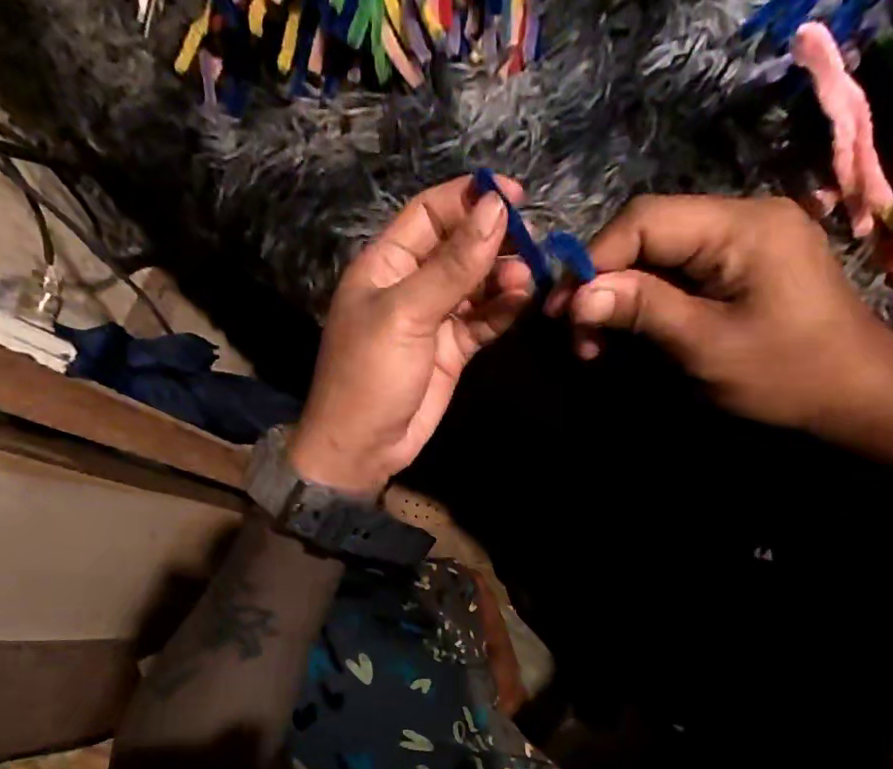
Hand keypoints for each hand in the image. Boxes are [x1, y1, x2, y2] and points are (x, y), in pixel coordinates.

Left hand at [290, 174, 533, 495]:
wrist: (362, 448)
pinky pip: (483, 319)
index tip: (514, 196)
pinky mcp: (452, 349)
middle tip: (531, 246)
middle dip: (495, 241)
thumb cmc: (369, 375)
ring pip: (477, 283)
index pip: (430, 213)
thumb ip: (453, 266)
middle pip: (460, 245)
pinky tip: (521, 303)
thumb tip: (496, 210)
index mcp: (386, 263)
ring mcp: (433, 317)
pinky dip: (503, 310)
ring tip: (527, 280)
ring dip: (504, 277)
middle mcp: (411, 283)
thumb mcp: (406, 314)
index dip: (470, 198)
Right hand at [546, 195, 892, 431]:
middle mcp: (744, 214)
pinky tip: (634, 328)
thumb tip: (577, 294)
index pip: (644, 220)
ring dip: (623, 293)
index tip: (562, 310)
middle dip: (605, 280)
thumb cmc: (788, 373)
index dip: (594, 259)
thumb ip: (643, 310)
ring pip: (660, 251)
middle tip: (577, 334)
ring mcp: (748, 236)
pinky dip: (651, 298)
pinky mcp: (747, 261)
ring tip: (597, 341)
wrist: (860, 394)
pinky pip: (683, 268)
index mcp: (741, 224)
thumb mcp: (707, 345)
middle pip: (649, 231)